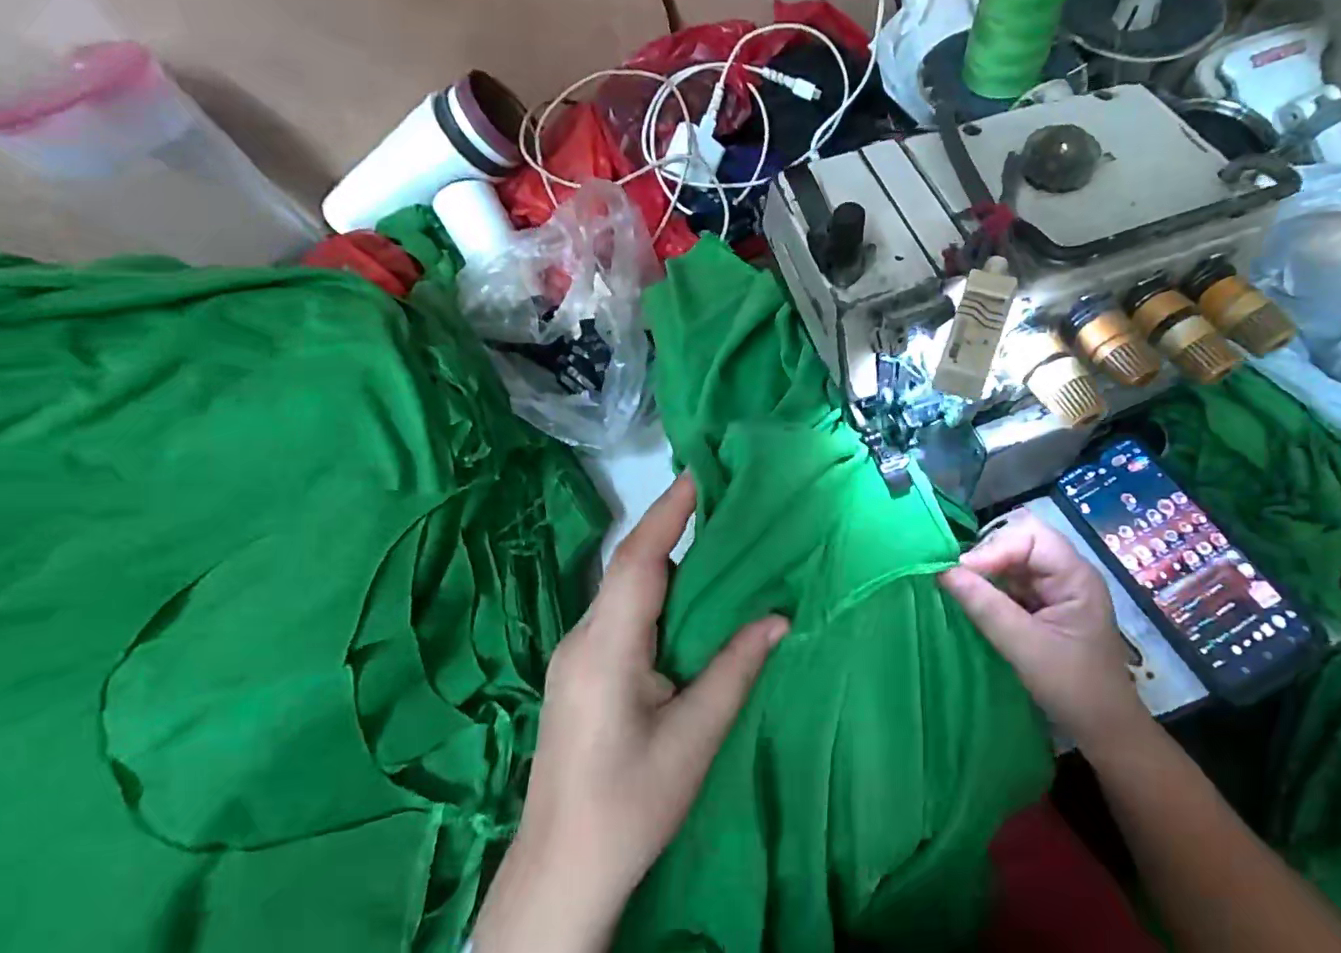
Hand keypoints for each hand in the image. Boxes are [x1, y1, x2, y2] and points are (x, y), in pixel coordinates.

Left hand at [472, 472, 788, 952]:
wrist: (561, 868)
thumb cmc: (630, 804)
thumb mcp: (694, 737)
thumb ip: (734, 668)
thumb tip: (778, 616)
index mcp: (605, 648)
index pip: (638, 561)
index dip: (668, 513)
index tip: (698, 473)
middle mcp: (581, 640)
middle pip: (628, 570)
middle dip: (670, 529)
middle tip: (719, 500)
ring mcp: (574, 656)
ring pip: (622, 593)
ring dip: (664, 563)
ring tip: (714, 544)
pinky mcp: (579, 673)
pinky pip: (619, 616)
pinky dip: (654, 595)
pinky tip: (687, 606)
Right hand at [938, 511, 1147, 751]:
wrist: (1106, 732)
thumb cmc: (1074, 688)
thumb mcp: (1025, 647)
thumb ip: (985, 606)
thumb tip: (942, 571)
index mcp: (1076, 576)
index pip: (1030, 536)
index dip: (995, 548)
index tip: (962, 573)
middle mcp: (1069, 574)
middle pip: (1021, 543)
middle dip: (988, 558)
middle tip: (959, 580)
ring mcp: (1058, 591)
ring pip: (1013, 563)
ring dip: (987, 575)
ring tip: (961, 592)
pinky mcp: (1046, 608)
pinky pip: (1013, 585)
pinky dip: (991, 591)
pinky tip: (975, 604)